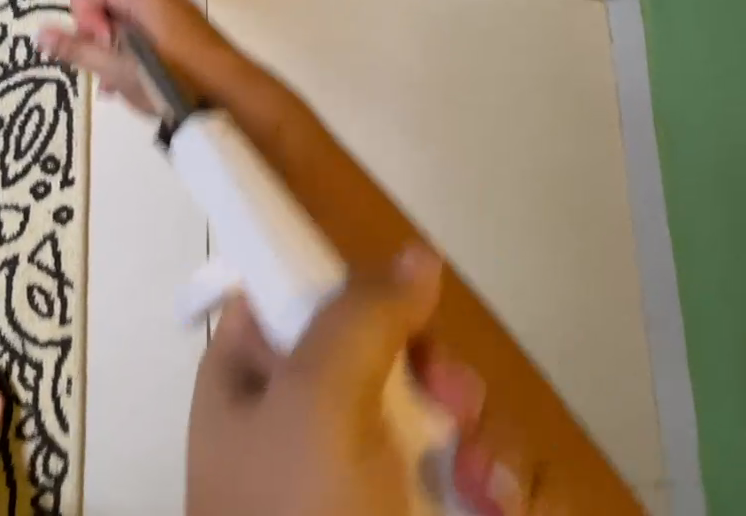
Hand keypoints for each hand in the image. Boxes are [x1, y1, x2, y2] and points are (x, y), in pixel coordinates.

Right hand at [36, 0, 257, 115]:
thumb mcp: (120, 68)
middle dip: (92, 26)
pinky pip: (140, 24)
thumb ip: (78, 49)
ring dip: (108, 41)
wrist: (232, 95)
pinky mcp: (178, 25)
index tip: (97, 44)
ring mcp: (168, 6)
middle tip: (101, 59)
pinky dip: (127, 46)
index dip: (82, 13)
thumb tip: (39, 33)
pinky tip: (127, 81)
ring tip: (112, 81)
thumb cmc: (175, 80)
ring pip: (120, 11)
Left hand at [188, 248, 523, 515]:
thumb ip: (360, 318)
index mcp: (249, 378)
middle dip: (427, 368)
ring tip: (477, 473)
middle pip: (374, 352)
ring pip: (427, 414)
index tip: (400, 297)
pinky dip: (487, 487)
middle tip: (450, 393)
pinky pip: (459, 478)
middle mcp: (298, 420)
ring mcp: (356, 477)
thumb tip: (415, 256)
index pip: (286, 295)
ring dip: (469, 434)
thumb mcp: (314, 400)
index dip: (343, 285)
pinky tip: (496, 504)